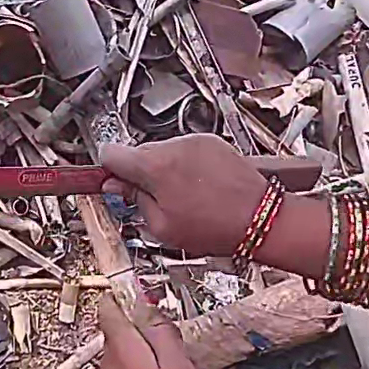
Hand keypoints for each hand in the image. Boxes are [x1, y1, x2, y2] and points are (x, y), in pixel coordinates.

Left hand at [95, 292, 206, 368]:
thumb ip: (163, 332)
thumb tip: (148, 303)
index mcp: (122, 349)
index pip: (111, 305)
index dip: (132, 295)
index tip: (156, 300)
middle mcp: (111, 362)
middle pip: (125, 325)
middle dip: (152, 327)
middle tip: (178, 347)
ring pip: (136, 347)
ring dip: (159, 351)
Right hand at [100, 136, 267, 256]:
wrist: (259, 218)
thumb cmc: (214, 228)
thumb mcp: (162, 227)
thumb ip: (135, 201)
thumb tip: (115, 186)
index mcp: (155, 167)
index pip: (111, 153)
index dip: (109, 171)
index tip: (114, 184)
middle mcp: (173, 145)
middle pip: (138, 152)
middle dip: (140, 173)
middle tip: (155, 200)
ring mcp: (194, 140)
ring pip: (162, 151)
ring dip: (164, 169)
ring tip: (184, 196)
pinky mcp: (211, 141)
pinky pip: (185, 149)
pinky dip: (185, 164)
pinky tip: (199, 186)